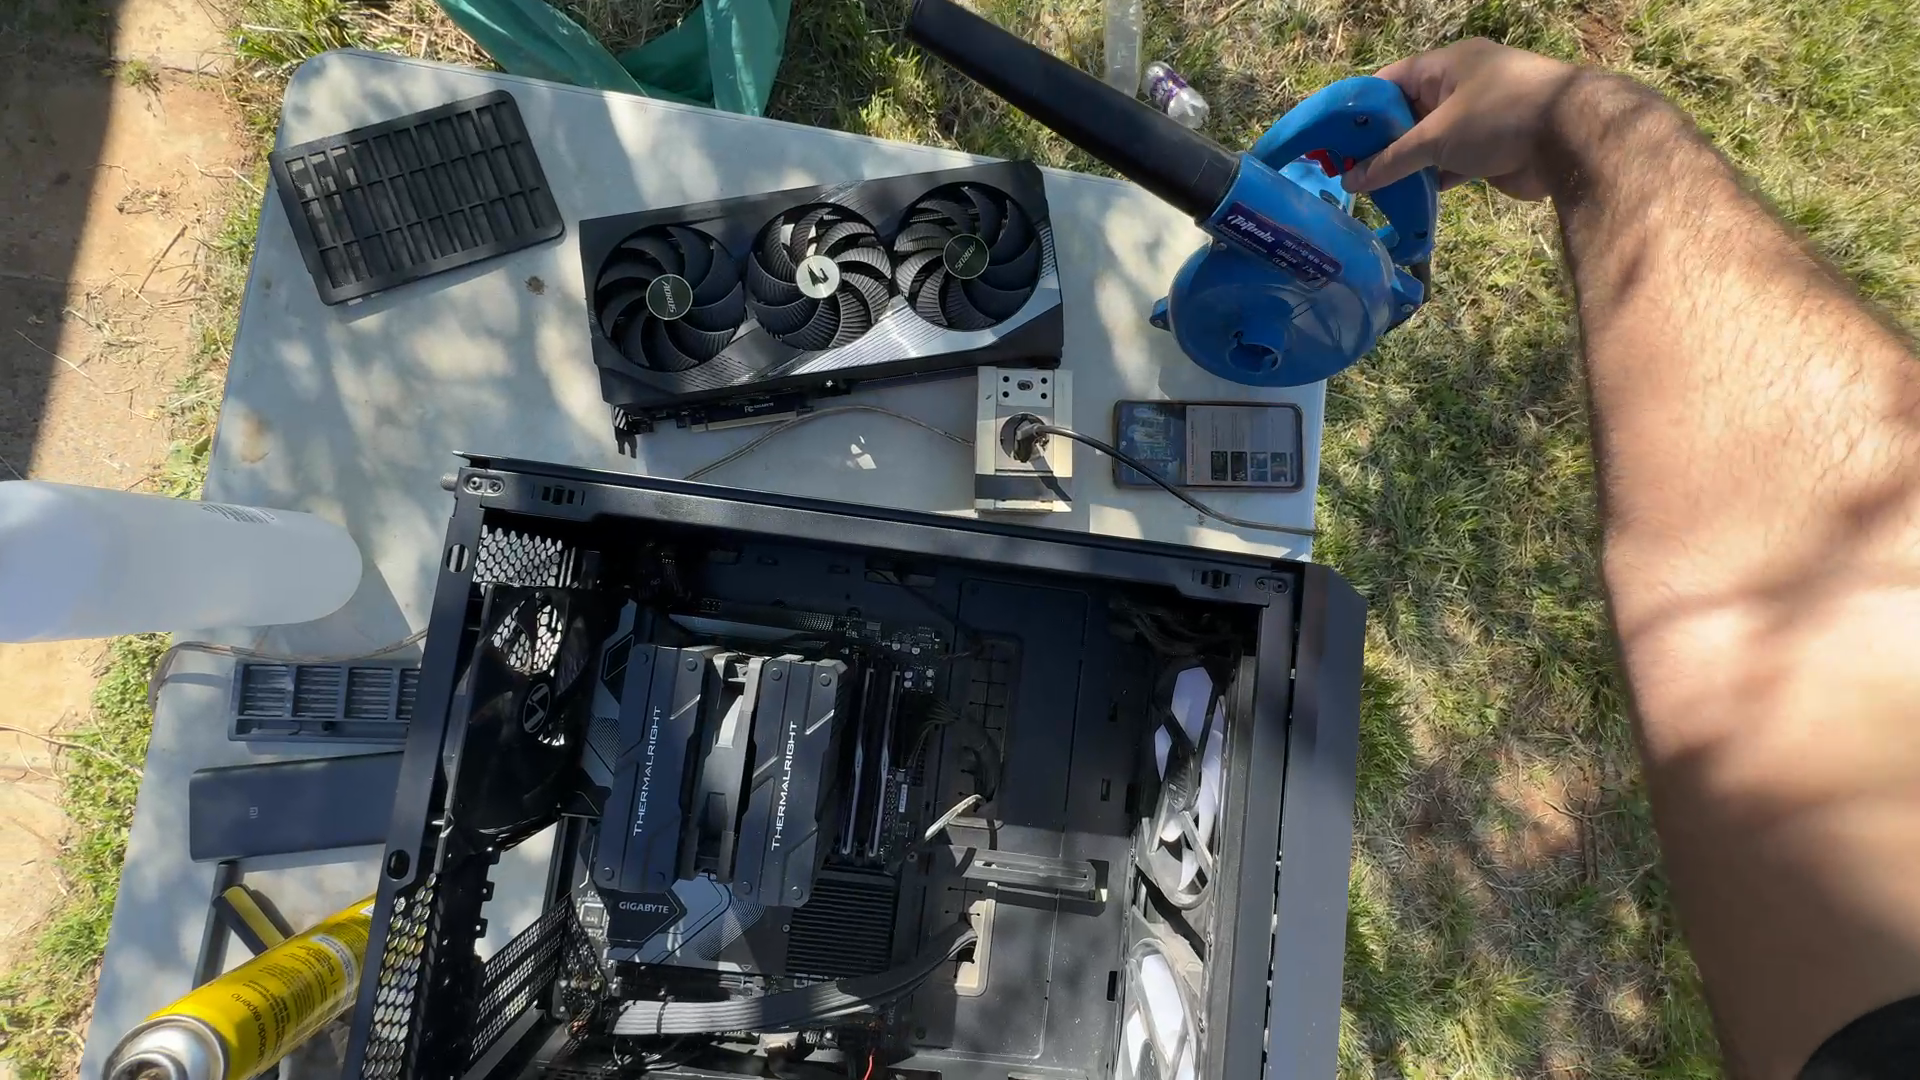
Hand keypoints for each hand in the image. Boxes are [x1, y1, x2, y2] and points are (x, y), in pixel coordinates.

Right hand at [1342, 38, 1580, 200]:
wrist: (1568, 139)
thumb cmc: (1498, 118)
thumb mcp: (1434, 138)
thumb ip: (1389, 161)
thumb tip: (1350, 180)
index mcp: (1447, 66)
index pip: (1390, 80)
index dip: (1359, 106)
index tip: (1332, 135)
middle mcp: (1459, 87)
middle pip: (1403, 114)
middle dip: (1375, 142)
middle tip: (1343, 168)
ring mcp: (1472, 119)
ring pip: (1421, 143)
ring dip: (1397, 165)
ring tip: (1366, 187)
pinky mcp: (1483, 149)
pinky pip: (1441, 164)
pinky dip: (1421, 180)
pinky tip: (1400, 198)